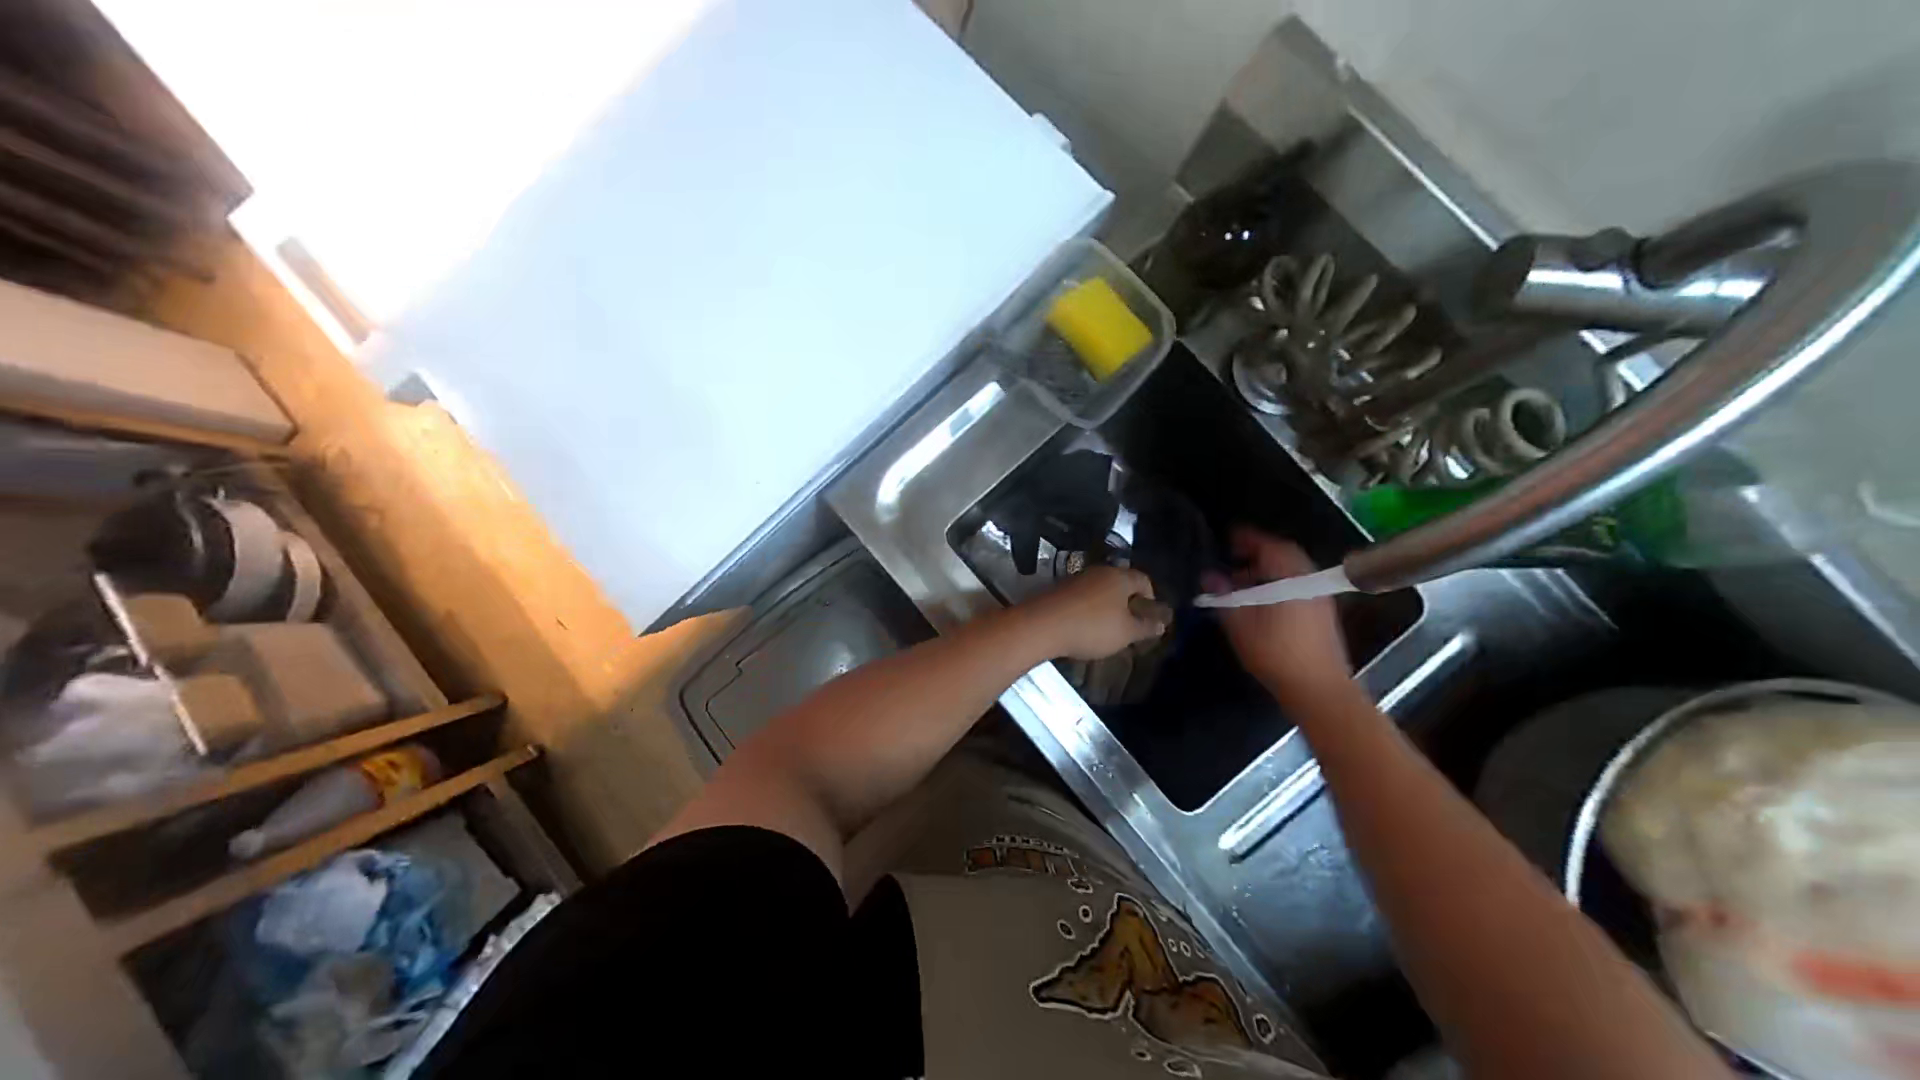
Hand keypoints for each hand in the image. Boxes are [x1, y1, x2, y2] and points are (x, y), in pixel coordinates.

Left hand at [1021, 566, 1165, 660]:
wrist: (1042, 625)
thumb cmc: (1092, 628)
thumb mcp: (1125, 633)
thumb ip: (1145, 627)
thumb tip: (1161, 623)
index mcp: (1119, 577)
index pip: (1144, 579)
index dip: (1151, 596)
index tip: (1149, 616)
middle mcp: (1098, 572)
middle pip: (1120, 583)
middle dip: (1127, 602)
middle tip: (1130, 624)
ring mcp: (1076, 579)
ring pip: (1100, 590)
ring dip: (1106, 606)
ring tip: (1107, 629)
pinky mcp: (1058, 590)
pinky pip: (1082, 597)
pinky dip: (1088, 609)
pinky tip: (1084, 627)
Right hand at [1202, 528, 1359, 711]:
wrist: (1319, 690)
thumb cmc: (1276, 655)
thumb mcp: (1241, 625)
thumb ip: (1224, 597)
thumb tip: (1210, 577)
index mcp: (1290, 579)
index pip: (1270, 546)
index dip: (1248, 538)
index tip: (1229, 537)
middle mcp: (1309, 582)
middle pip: (1285, 556)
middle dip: (1259, 553)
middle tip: (1235, 558)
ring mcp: (1320, 598)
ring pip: (1293, 572)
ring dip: (1269, 570)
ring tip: (1243, 582)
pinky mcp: (1323, 615)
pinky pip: (1299, 586)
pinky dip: (1279, 583)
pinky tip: (1263, 601)